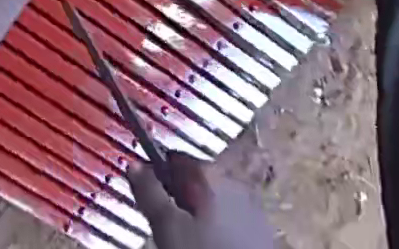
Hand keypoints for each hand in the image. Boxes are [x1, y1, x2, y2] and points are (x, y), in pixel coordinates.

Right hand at [129, 154, 274, 248]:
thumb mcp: (168, 228)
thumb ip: (149, 192)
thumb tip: (134, 164)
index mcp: (210, 173)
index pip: (174, 158)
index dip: (156, 174)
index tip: (147, 195)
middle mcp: (234, 181)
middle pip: (196, 180)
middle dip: (180, 197)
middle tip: (166, 224)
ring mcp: (253, 207)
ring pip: (215, 201)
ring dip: (200, 214)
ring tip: (188, 239)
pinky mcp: (264, 233)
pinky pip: (232, 220)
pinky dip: (219, 228)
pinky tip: (211, 244)